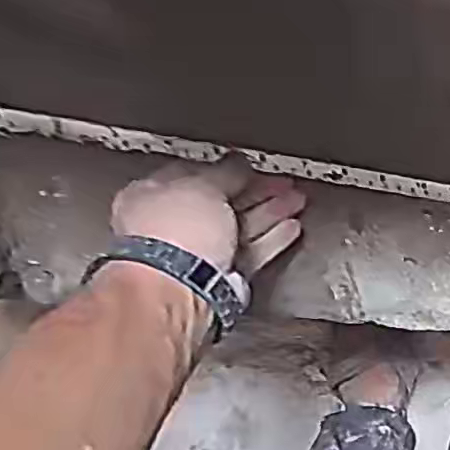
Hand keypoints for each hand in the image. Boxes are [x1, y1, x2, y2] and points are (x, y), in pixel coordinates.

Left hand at [110, 159, 306, 274]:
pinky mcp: (226, 277)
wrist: (182, 286)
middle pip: (224, 203)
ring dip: (272, 213)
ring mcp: (201, 253)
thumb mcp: (202, 187)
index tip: (251, 168)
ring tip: (296, 201)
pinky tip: (291, 228)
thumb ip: (225, 174)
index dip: (228, 170)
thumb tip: (238, 163)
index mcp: (153, 196)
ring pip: (243, 227)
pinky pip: (253, 252)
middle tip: (283, 184)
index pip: (196, 176)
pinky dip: (272, 240)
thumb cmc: (176, 234)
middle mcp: (175, 226)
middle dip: (258, 192)